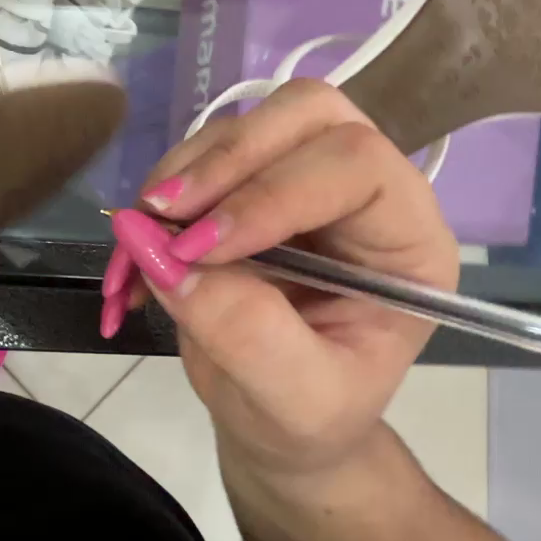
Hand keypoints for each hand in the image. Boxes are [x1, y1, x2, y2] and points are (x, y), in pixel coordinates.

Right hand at [104, 80, 458, 477]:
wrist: (277, 425)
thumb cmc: (307, 421)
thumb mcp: (294, 400)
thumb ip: (242, 332)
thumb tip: (162, 255)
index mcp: (403, 242)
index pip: (353, 166)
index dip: (270, 194)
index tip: (196, 249)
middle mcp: (358, 197)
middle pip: (304, 115)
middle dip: (225, 159)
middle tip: (160, 213)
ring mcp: (295, 186)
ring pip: (241, 127)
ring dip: (180, 177)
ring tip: (141, 243)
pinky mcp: (240, 192)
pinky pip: (193, 161)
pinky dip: (154, 198)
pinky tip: (137, 255)